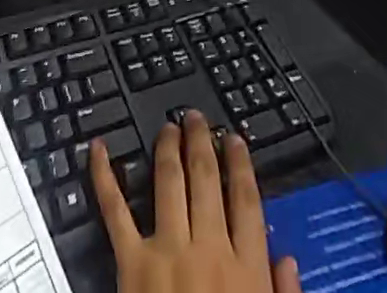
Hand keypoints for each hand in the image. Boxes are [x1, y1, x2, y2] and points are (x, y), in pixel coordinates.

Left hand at [92, 111, 298, 292]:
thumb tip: (288, 259)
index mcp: (245, 270)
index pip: (246, 201)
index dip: (241, 164)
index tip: (234, 138)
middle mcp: (208, 250)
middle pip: (206, 181)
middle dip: (201, 143)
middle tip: (195, 116)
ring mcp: (166, 251)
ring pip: (169, 183)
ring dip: (168, 148)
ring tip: (169, 125)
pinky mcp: (130, 262)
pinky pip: (115, 212)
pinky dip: (104, 177)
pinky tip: (98, 149)